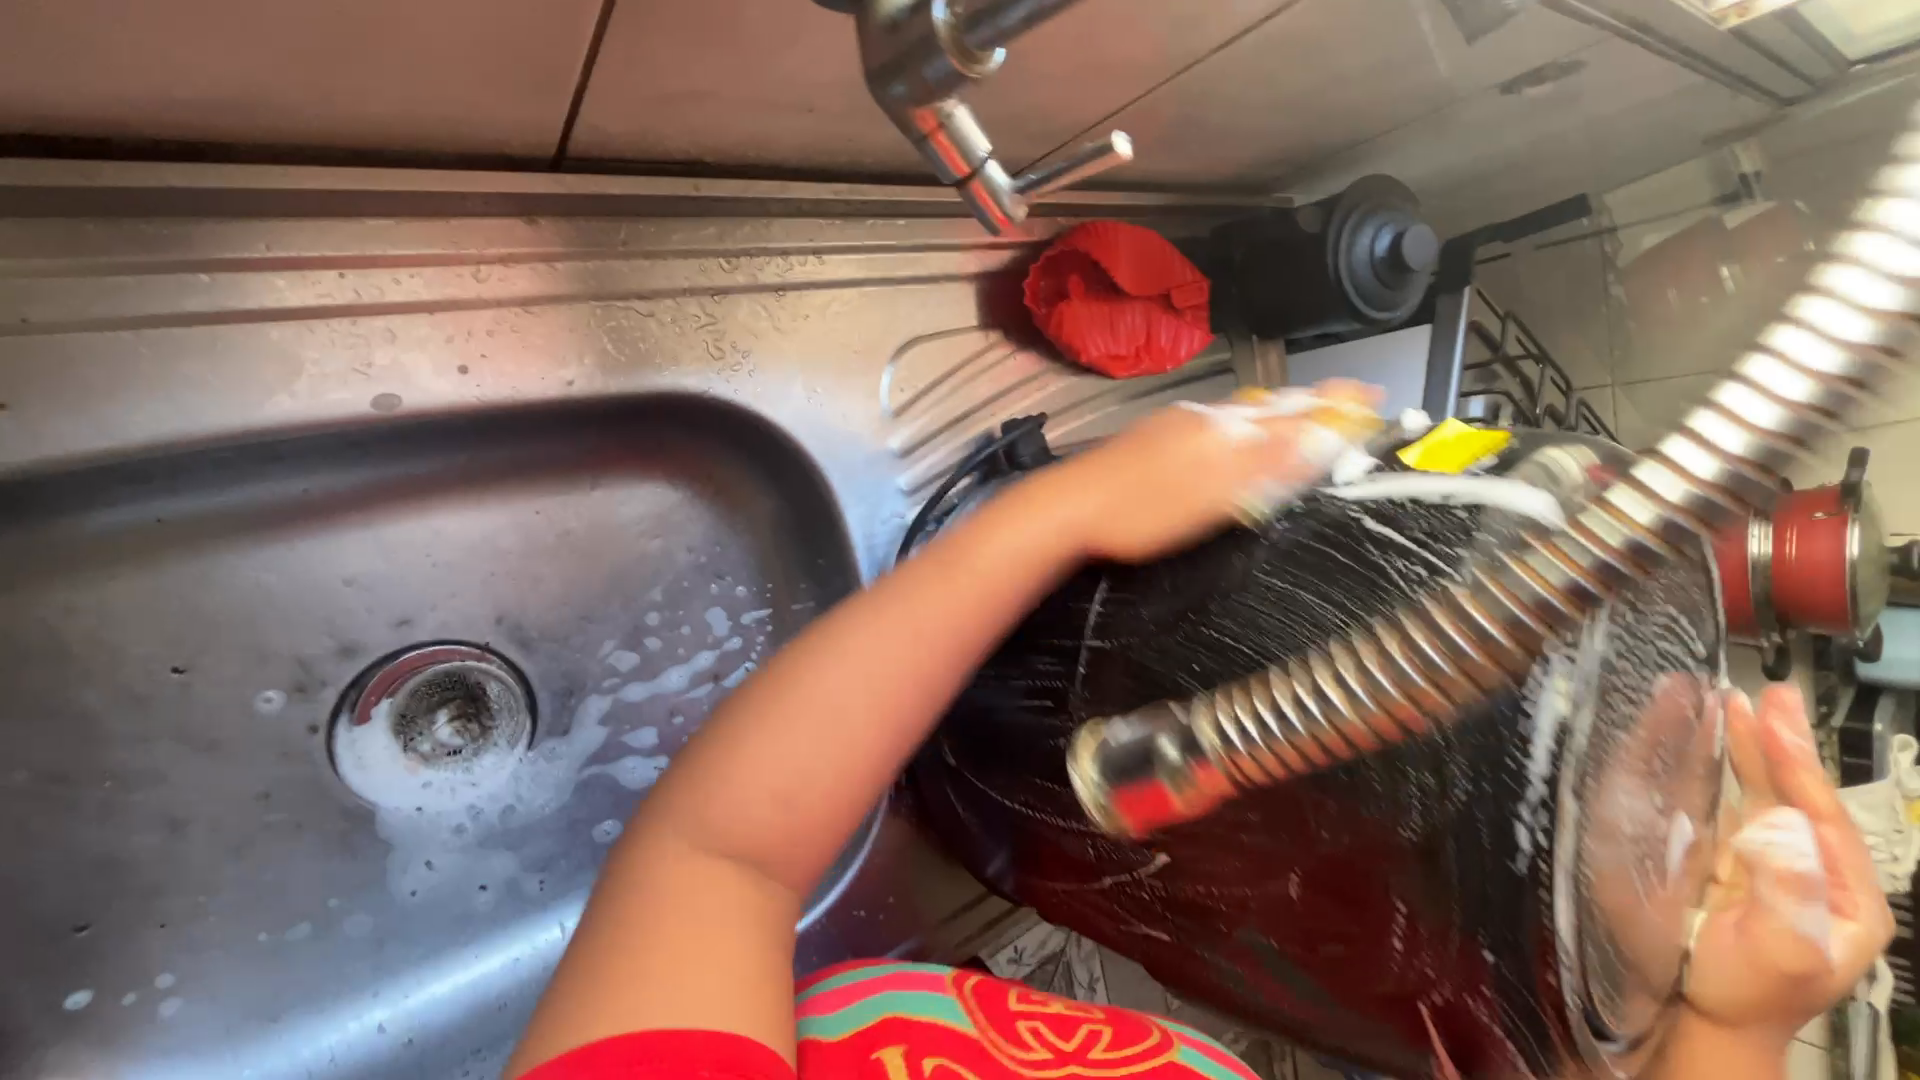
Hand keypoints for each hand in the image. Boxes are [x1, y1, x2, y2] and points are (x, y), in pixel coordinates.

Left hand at [1038, 379, 1382, 563]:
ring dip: (1278, 407)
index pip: (1296, 415)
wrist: (1071, 506)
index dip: (1335, 409)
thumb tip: (1327, 438)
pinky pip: (1216, 417)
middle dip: (1312, 401)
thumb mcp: (1216, 497)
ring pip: (1242, 409)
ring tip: (1301, 405)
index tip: (1370, 398)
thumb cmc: (1141, 510)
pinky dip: (1243, 418)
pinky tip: (1234, 426)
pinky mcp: (1156, 436)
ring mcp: (1179, 424)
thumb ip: (1272, 466)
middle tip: (1347, 394)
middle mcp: (1207, 418)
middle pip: (1271, 405)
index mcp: (1227, 431)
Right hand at [1683, 685, 1894, 1046]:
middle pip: (1801, 796)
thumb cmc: (1744, 987)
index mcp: (1845, 893)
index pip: (1822, 813)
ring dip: (1757, 749)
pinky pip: (1737, 807)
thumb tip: (1780, 824)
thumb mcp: (1780, 947)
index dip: (1795, 763)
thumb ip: (1787, 888)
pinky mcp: (1736, 864)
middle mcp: (1817, 872)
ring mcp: (1776, 867)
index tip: (1772, 716)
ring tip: (1743, 705)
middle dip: (1783, 743)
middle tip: (1768, 692)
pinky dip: (1729, 771)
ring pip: (1771, 796)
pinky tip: (1721, 748)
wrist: (1709, 1015)